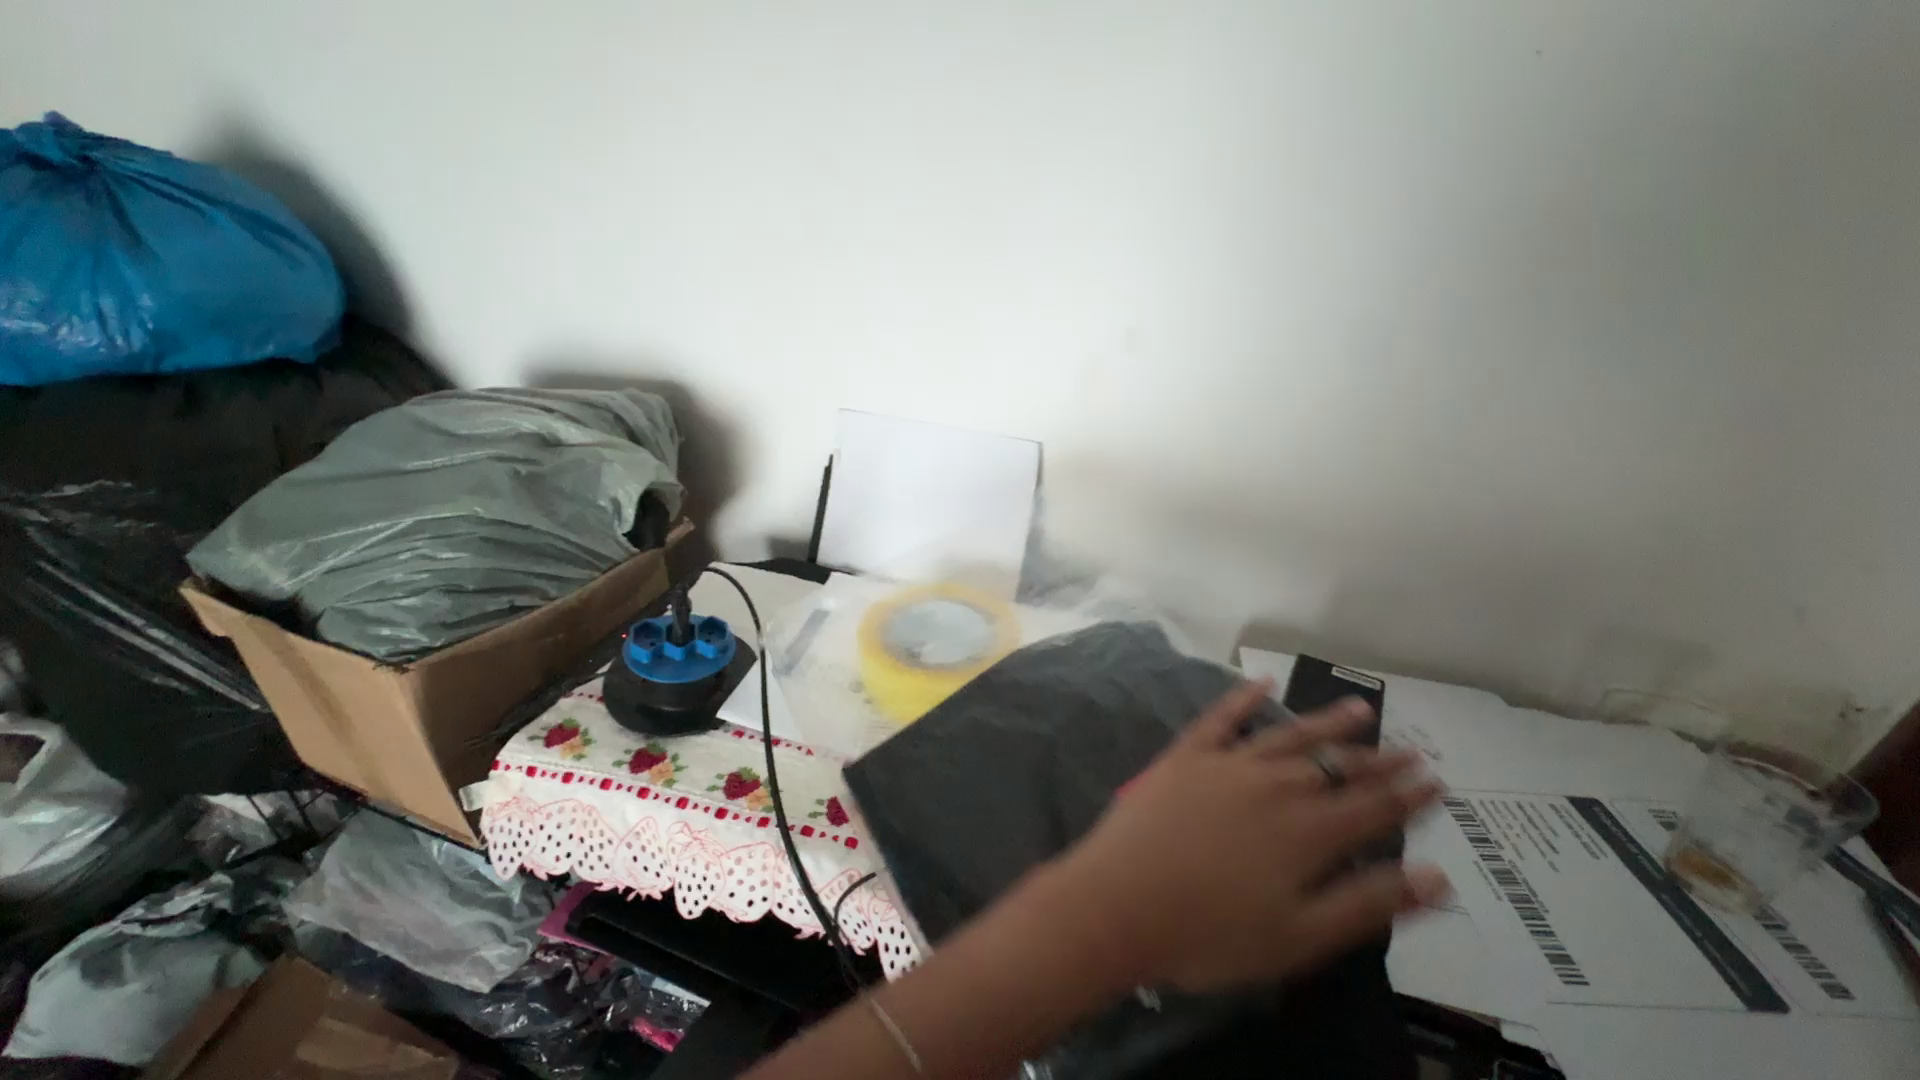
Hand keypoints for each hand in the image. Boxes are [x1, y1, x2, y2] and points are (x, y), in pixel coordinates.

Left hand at [1046, 679, 1449, 992]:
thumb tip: (1439, 878)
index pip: (1373, 808)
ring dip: (1327, 722)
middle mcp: (1275, 786)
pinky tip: (1263, 683)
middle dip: (1378, 761)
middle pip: (1337, 767)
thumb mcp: (1299, 937)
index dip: (1408, 795)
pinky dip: (1244, 698)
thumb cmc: (1210, 934)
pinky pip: (1221, 718)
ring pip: (1289, 735)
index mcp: (1308, 833)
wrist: (1118, 905)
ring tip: (1360, 708)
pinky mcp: (1185, 756)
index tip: (1437, 780)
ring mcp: (1228, 765)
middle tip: (1411, 749)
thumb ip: (1368, 904)